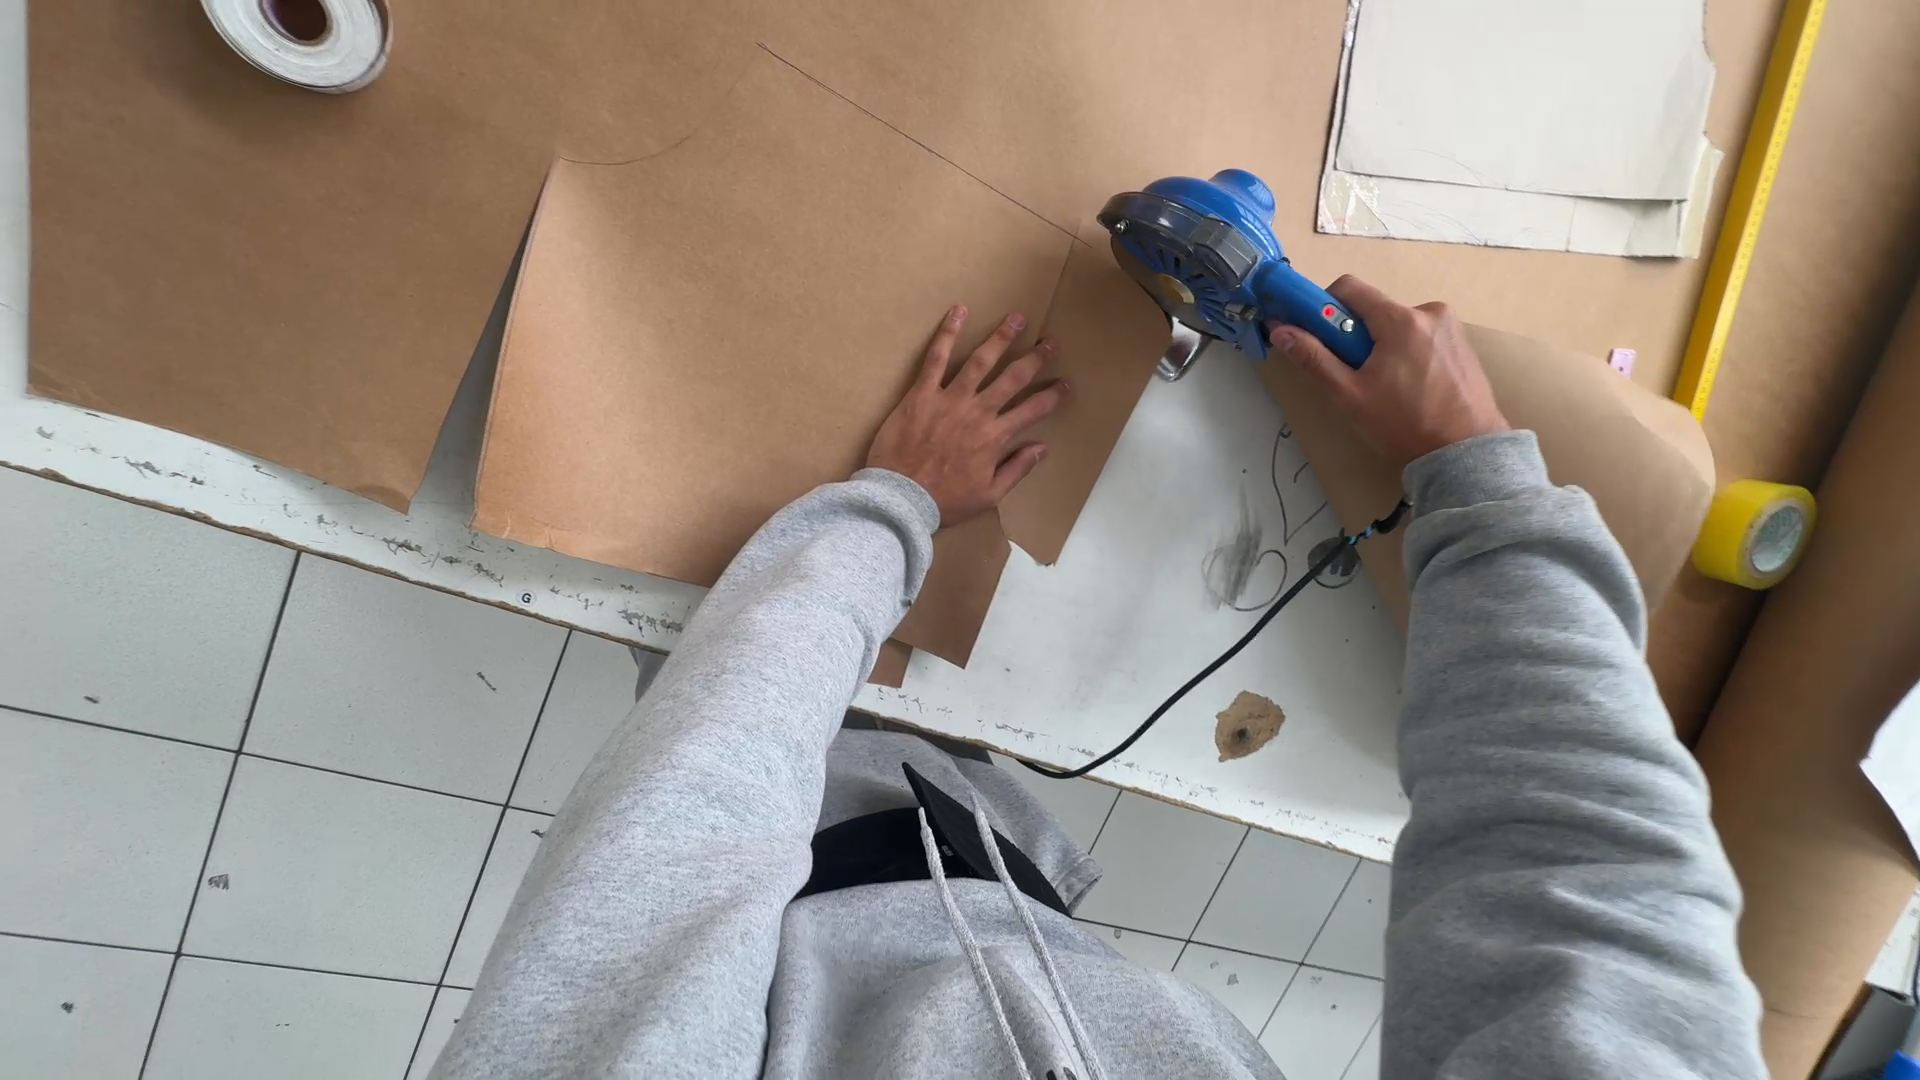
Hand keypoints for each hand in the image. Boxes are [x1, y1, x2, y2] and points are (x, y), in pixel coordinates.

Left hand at [867, 305, 1069, 526]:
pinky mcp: (921, 393)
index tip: (1066, 384)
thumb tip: (1042, 447)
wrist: (900, 498)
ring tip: (1017, 319)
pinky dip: (948, 333)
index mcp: (995, 438)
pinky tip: (959, 311)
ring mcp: (950, 399)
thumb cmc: (944, 501)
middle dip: (1035, 359)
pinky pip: (936, 358)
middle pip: (1013, 379)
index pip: (1033, 410)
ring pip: (981, 361)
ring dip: (1001, 338)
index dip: (1053, 396)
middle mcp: (978, 412)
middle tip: (1051, 342)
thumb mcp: (989, 495)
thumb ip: (1017, 469)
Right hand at [1269, 276, 1507, 469]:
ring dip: (1379, 345)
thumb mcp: (1349, 394)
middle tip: (1350, 372)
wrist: (1464, 448)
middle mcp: (1429, 311)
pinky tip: (1406, 385)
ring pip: (1395, 323)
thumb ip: (1313, 358)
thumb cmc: (1403, 423)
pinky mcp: (1461, 341)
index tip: (1312, 331)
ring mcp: (1450, 325)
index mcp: (1400, 319)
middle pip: (1373, 309)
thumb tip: (1281, 332)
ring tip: (1382, 385)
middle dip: (1353, 335)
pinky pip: (1418, 334)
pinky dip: (1403, 351)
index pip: (1349, 288)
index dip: (1321, 305)